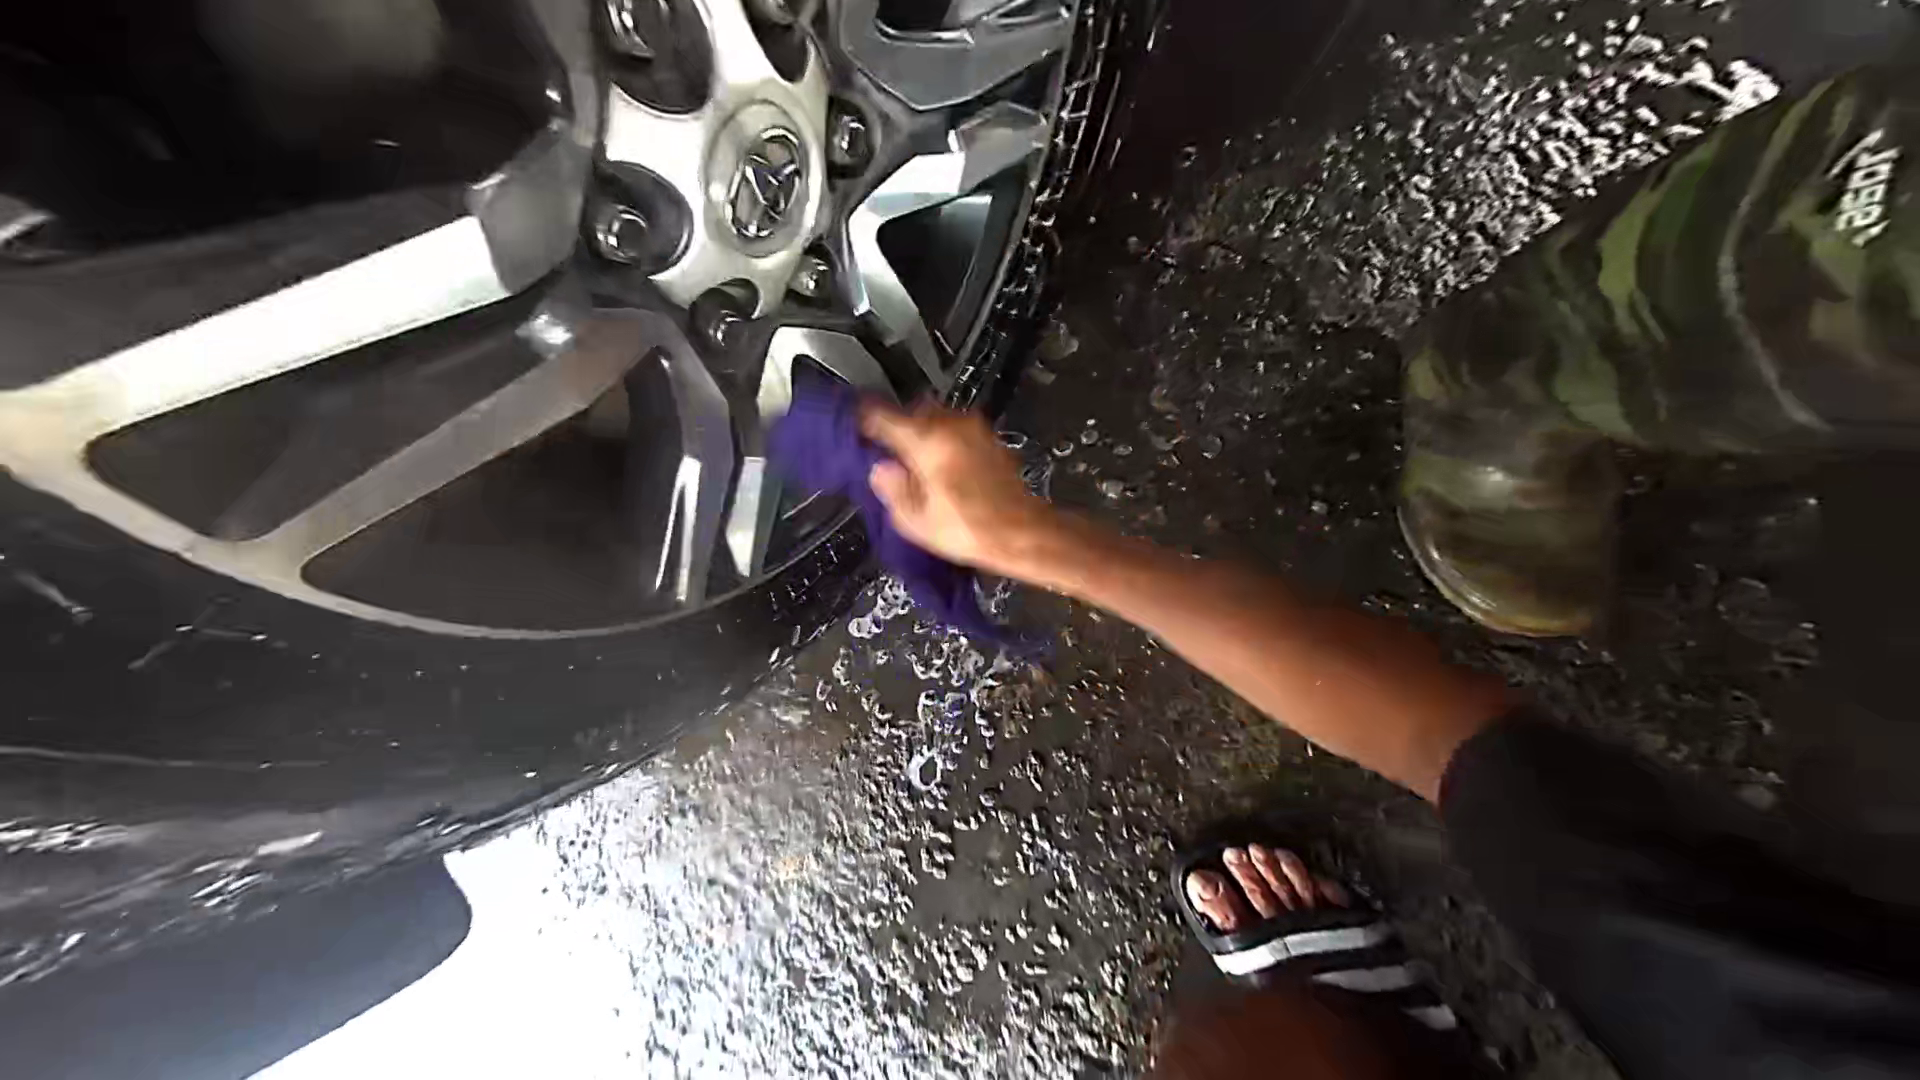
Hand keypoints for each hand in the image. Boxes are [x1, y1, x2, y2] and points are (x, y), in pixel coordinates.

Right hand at [858, 399, 1061, 577]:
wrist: (1022, 533)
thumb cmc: (970, 529)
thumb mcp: (915, 520)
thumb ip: (891, 488)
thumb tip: (880, 470)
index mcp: (926, 441)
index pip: (881, 414)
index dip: (862, 420)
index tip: (853, 427)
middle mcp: (951, 425)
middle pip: (911, 411)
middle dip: (897, 429)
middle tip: (887, 453)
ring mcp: (974, 429)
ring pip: (935, 418)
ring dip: (921, 434)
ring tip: (916, 465)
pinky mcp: (989, 439)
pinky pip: (955, 429)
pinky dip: (943, 441)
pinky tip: (942, 468)